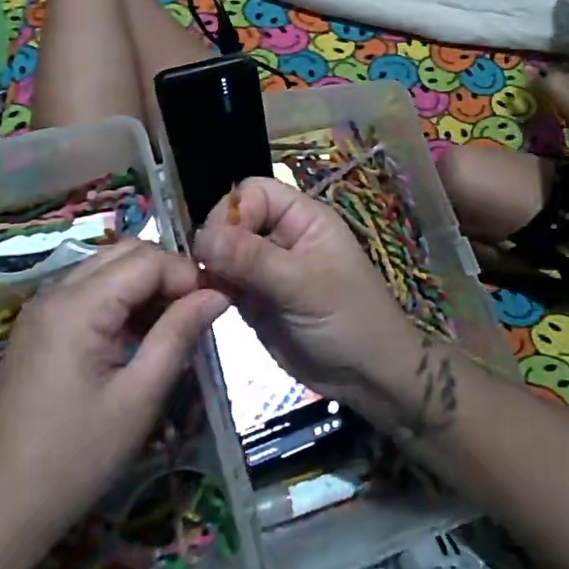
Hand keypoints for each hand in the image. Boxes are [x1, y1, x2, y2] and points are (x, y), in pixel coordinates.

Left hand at [0, 242, 228, 529]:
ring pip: (107, 269)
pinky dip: (121, 301)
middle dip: (168, 273)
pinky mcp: (38, 329)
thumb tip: (217, 294)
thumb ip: (178, 334)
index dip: (187, 276)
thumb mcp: (139, 397)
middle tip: (196, 315)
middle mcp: (55, 293)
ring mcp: (41, 310)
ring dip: (145, 286)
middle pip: (126, 253)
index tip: (215, 308)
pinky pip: (88, 292)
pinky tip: (137, 338)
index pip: (147, 259)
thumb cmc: (75, 458)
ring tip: (172, 327)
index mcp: (77, 306)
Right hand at [194, 178, 410, 394]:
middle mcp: (280, 236)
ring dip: (208, 267)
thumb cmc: (349, 320)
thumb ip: (253, 259)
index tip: (220, 246)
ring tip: (201, 290)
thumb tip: (202, 237)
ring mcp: (264, 268)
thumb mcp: (304, 285)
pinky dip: (210, 289)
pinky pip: (222, 282)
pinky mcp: (252, 298)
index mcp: (302, 218)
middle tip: (207, 273)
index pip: (254, 192)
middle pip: (232, 220)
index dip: (233, 212)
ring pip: (222, 252)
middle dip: (215, 241)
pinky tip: (204, 302)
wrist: (367, 376)